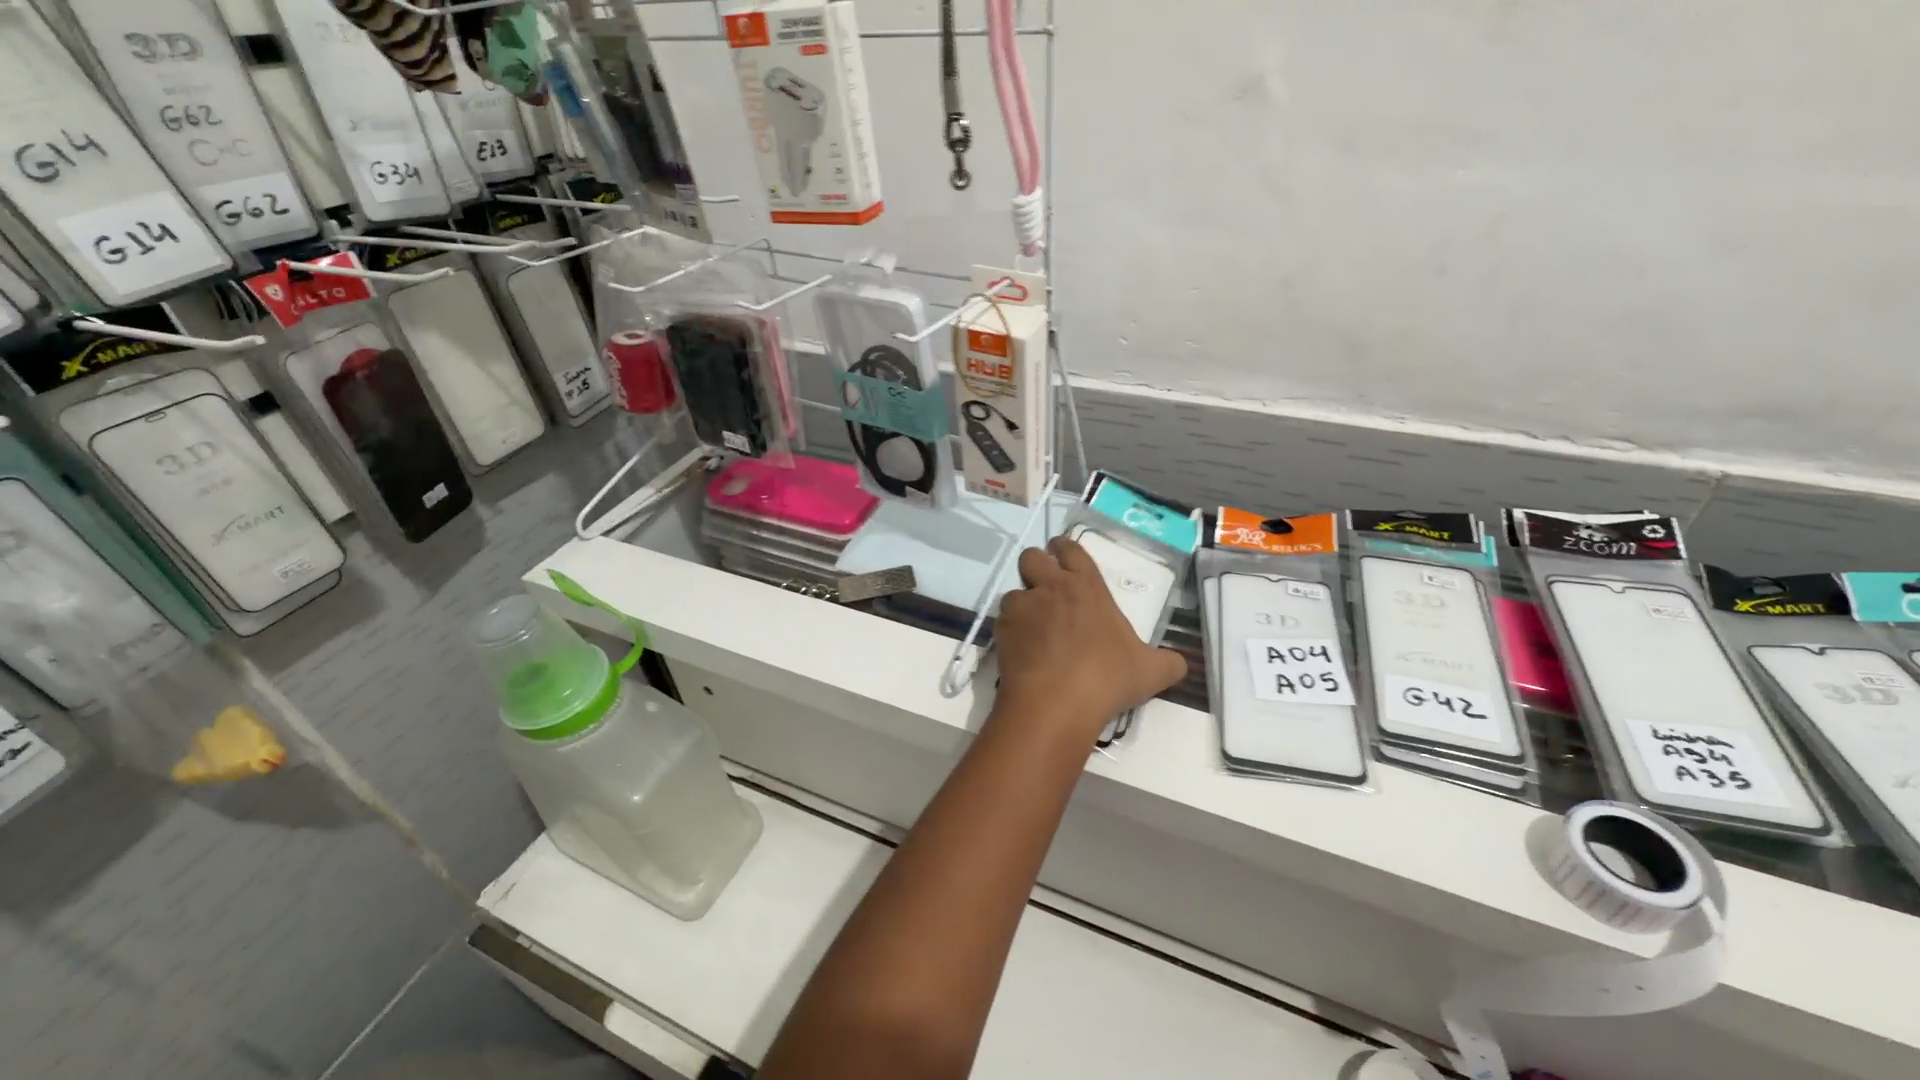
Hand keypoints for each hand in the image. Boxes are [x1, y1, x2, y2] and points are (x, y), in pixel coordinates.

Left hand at [992, 536, 1187, 742]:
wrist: (1057, 702)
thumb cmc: (1107, 678)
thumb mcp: (1151, 672)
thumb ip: (1168, 663)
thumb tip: (1181, 664)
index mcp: (1087, 587)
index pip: (1071, 549)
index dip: (1064, 549)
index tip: (1062, 554)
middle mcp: (1051, 588)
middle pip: (1031, 557)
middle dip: (1035, 566)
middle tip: (1045, 587)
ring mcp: (1023, 608)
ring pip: (1014, 592)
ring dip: (1022, 604)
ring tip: (1033, 628)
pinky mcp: (1002, 631)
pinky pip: (1003, 622)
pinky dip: (1010, 632)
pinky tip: (1022, 652)